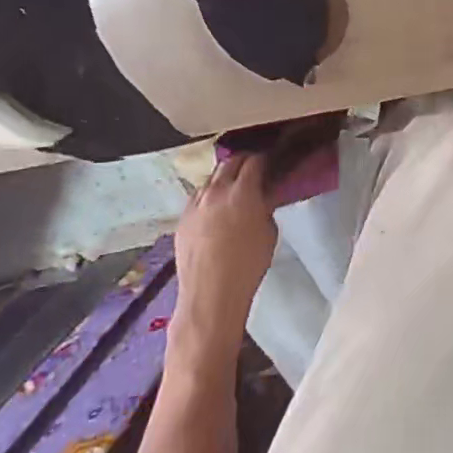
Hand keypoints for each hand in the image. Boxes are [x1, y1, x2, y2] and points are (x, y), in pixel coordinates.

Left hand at [170, 153, 276, 367]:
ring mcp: (195, 202)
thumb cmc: (248, 266)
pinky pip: (198, 196)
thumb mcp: (269, 234)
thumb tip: (262, 196)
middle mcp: (216, 190)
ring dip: (224, 176)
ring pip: (211, 178)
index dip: (263, 159)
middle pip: (229, 163)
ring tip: (234, 186)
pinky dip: (209, 194)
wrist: (210, 293)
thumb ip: (266, 208)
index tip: (269, 163)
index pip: (254, 162)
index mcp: (242, 192)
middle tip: (254, 169)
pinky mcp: (183, 216)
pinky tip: (215, 206)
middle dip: (243, 162)